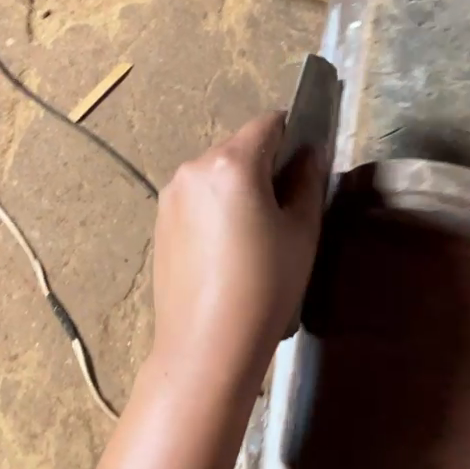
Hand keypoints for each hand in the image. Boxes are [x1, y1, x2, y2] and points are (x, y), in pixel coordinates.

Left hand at [150, 112, 324, 381]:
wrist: (206, 345)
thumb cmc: (265, 286)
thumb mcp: (302, 232)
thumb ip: (307, 181)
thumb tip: (309, 153)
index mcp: (232, 163)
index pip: (269, 123)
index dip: (294, 138)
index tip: (305, 170)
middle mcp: (195, 167)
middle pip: (240, 147)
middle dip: (265, 166)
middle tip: (284, 212)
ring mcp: (172, 194)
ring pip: (217, 173)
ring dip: (239, 187)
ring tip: (254, 237)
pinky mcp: (160, 220)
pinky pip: (198, 198)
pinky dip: (216, 208)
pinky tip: (226, 251)